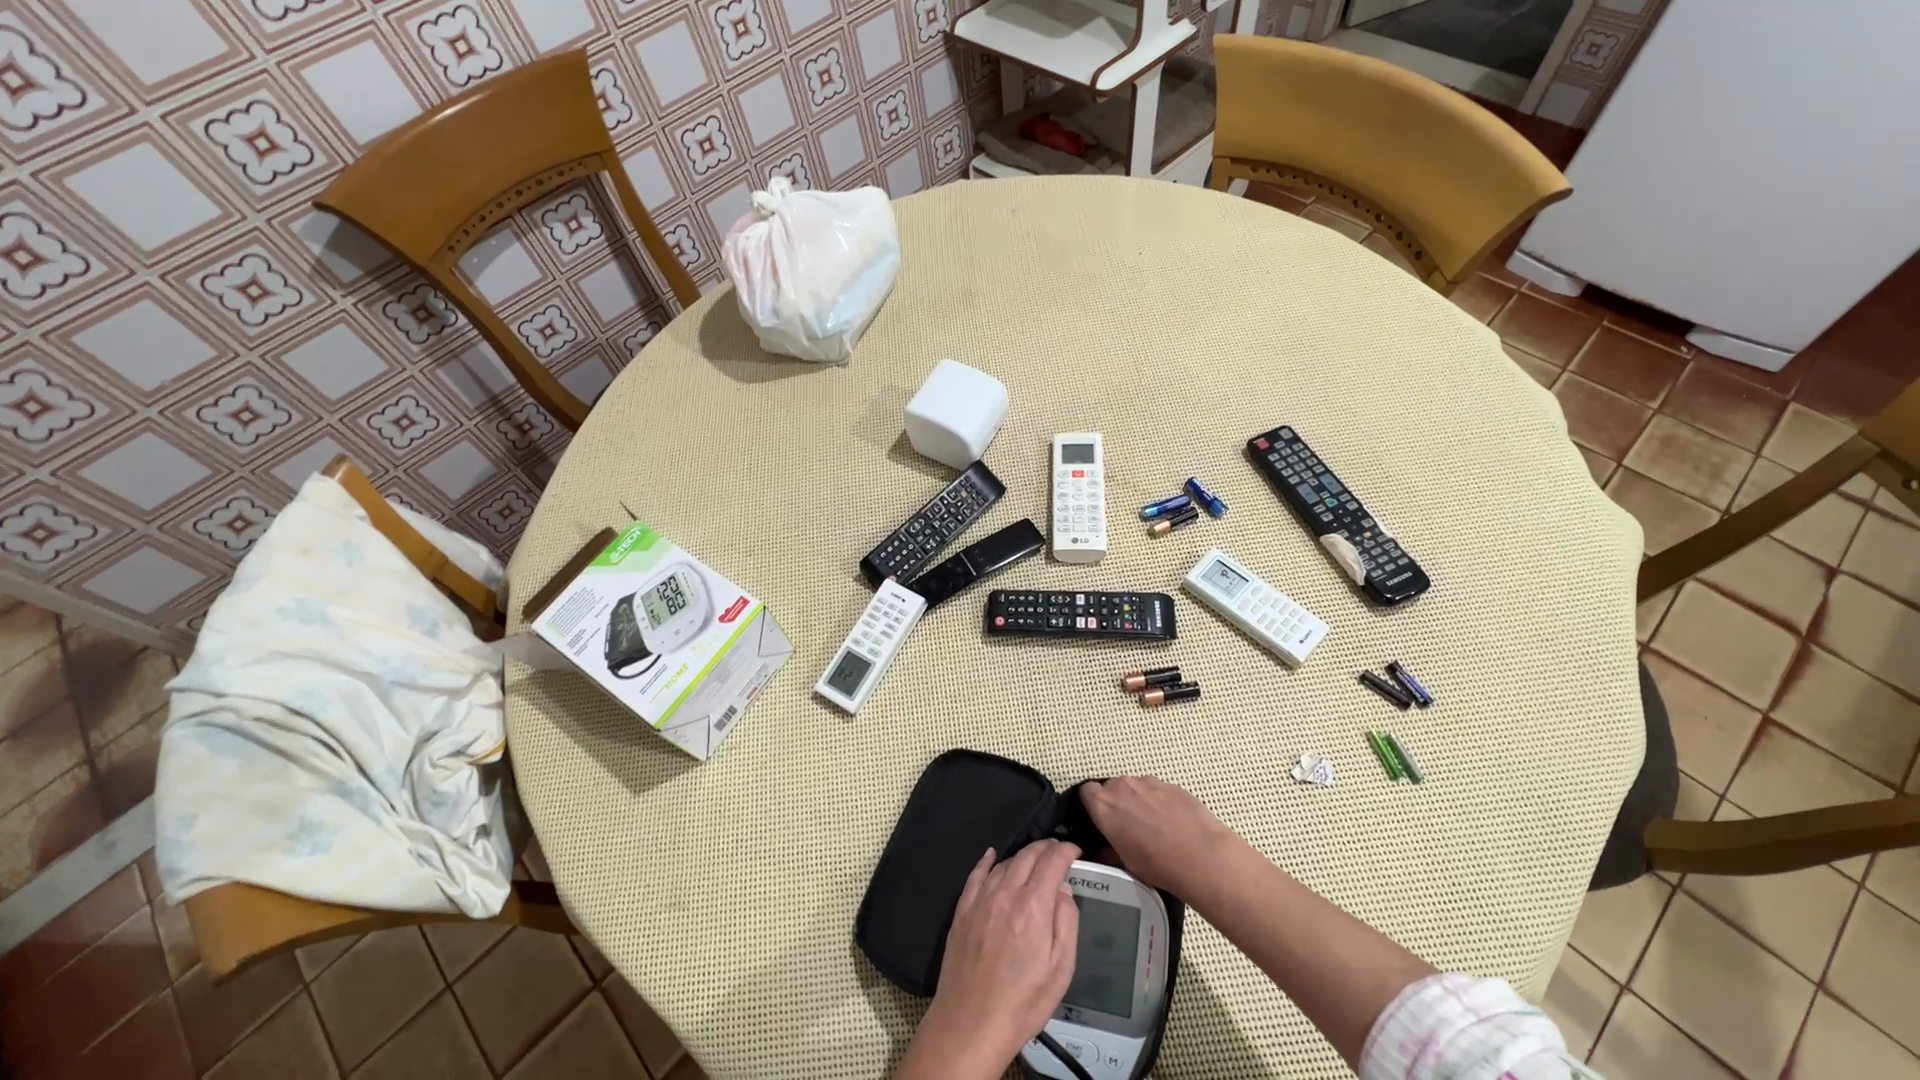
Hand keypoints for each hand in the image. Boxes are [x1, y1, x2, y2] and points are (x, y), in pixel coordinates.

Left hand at [920, 840, 1081, 1067]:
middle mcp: (1005, 895)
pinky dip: (986, 862)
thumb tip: (1064, 891)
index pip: (1052, 862)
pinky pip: (975, 876)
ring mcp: (980, 902)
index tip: (1075, 851)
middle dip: (1046, 848)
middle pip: (1027, 856)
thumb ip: (1067, 922)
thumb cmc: (1022, 1002)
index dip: (1066, 851)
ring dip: (1022, 856)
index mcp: (1033, 907)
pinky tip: (991, 855)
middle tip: (1058, 850)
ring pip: (1003, 863)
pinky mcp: (962, 912)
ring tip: (1034, 859)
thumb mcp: (1061, 969)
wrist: (971, 1023)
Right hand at [1080, 776, 1238, 891]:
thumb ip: (1108, 851)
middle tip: (1126, 826)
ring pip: (1135, 787)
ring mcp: (1149, 783)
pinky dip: (1159, 801)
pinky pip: (1156, 789)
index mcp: (1104, 805)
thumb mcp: (1125, 863)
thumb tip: (1102, 851)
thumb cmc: (1157, 863)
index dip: (1092, 805)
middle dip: (1116, 803)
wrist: (1201, 856)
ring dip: (1138, 801)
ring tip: (1153, 825)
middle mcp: (1123, 787)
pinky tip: (1171, 822)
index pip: (1086, 792)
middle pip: (1111, 788)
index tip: (1100, 819)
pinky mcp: (1172, 785)